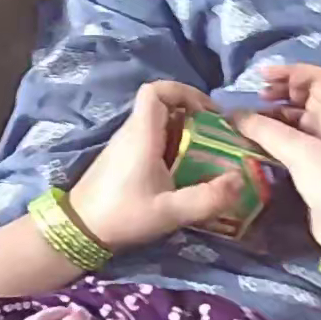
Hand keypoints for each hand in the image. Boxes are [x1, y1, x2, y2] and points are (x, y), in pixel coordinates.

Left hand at [68, 81, 245, 250]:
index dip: (184, 92)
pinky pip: (151, 138)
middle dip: (192, 113)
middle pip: (161, 104)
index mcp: (141, 134)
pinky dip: (171, 145)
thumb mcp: (170, 211)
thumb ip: (207, 198)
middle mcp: (132, 131)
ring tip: (207, 153)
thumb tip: (241, 181)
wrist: (80, 229)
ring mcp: (125, 144)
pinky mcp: (123, 157)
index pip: (156, 90)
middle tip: (216, 135)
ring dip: (183, 131)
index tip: (208, 113)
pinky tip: (184, 170)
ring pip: (157, 122)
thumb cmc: (122, 215)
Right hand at [233, 64, 320, 258]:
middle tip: (254, 98)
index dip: (292, 71)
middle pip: (309, 96)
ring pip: (299, 120)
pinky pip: (295, 142)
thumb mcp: (303, 154)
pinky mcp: (319, 169)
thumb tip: (234, 114)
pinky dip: (276, 137)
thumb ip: (267, 130)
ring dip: (275, 116)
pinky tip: (256, 142)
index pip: (320, 78)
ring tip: (249, 121)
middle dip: (281, 92)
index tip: (261, 77)